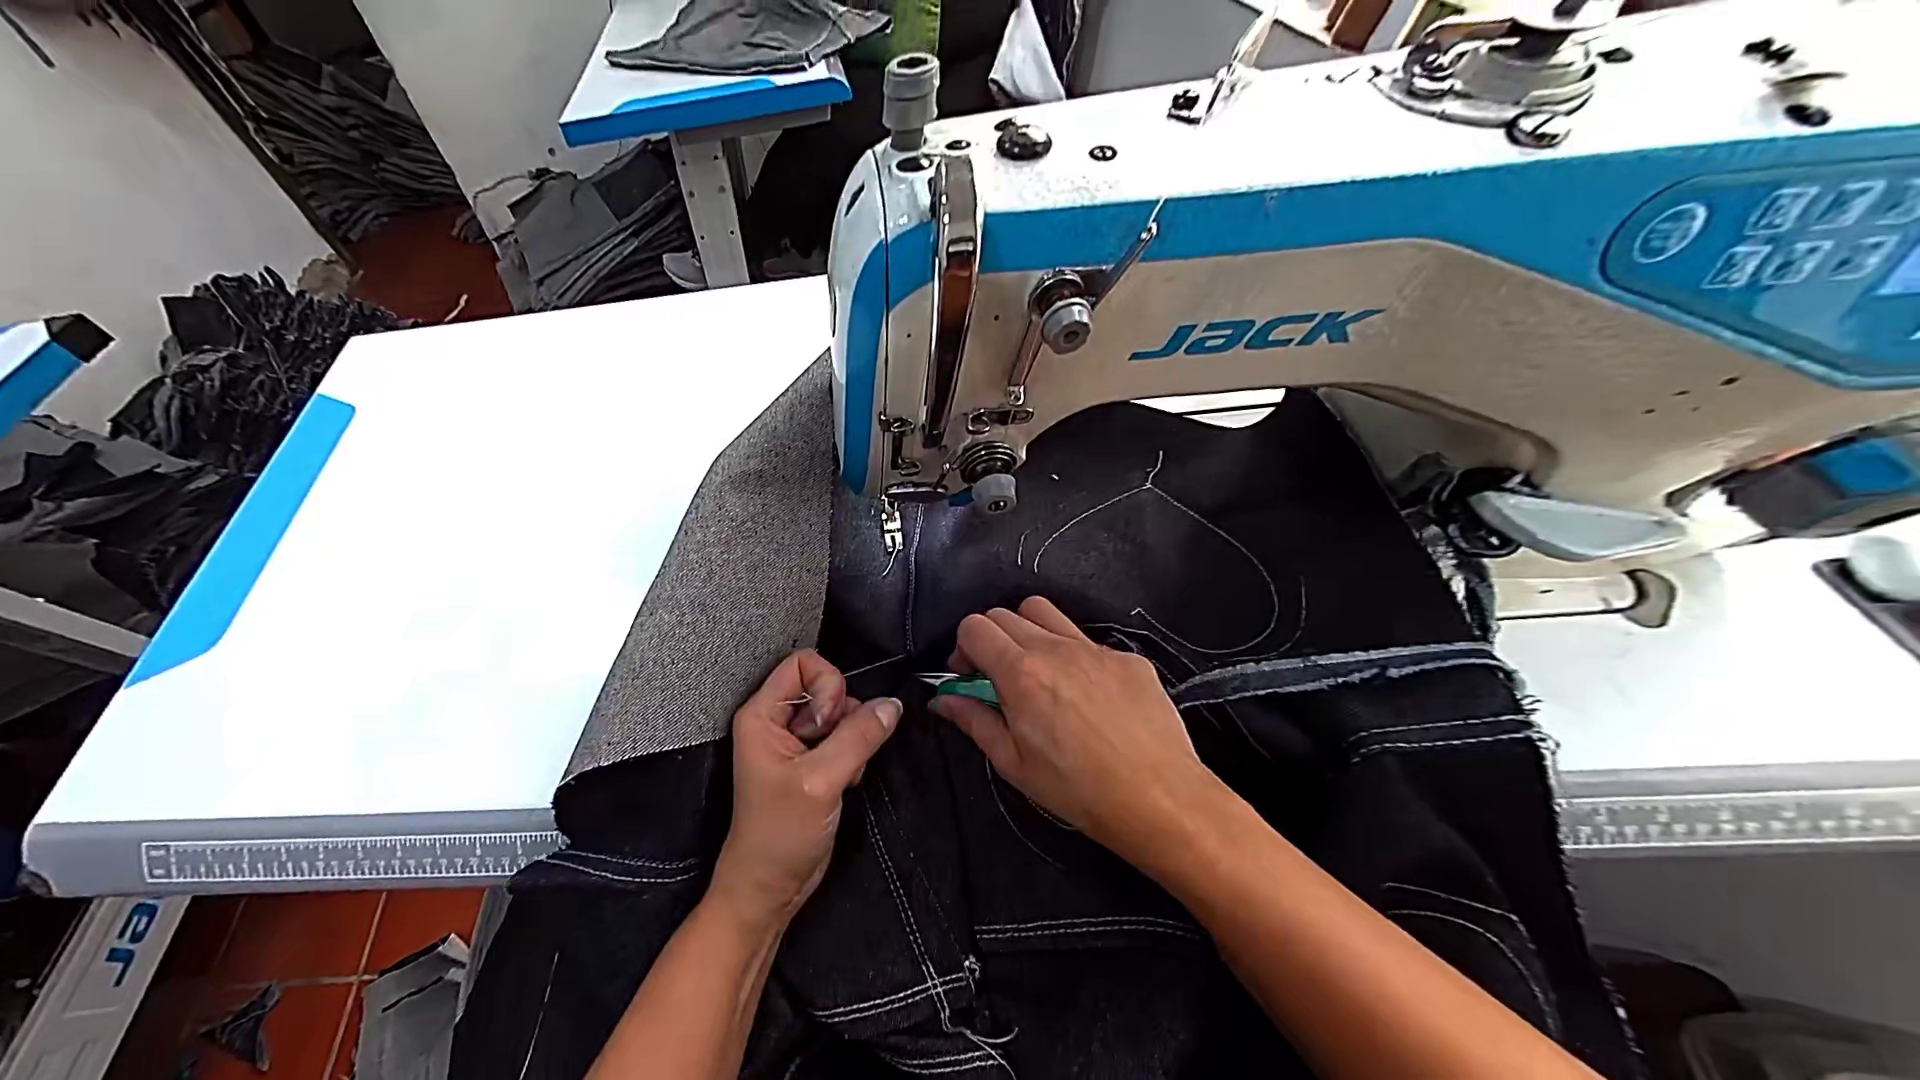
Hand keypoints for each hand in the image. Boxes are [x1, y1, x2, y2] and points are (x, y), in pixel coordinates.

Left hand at [708, 649, 901, 927]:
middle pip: (828, 685)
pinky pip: (849, 735)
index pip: (802, 663)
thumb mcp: (820, 781)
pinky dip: (855, 753)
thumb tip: (892, 704)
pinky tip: (844, 781)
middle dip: (843, 716)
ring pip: (843, 711)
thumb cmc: (779, 835)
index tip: (826, 725)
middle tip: (832, 753)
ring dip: (853, 738)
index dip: (826, 686)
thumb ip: (859, 737)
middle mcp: (778, 721)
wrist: (771, 886)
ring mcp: (798, 741)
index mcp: (761, 714)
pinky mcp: (816, 760)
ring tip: (838, 772)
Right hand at [928, 597, 1223, 860]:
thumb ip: (974, 721)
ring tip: (1035, 672)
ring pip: (1045, 612)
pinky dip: (1072, 655)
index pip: (974, 627)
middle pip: (1005, 614)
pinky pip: (1087, 640)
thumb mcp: (1014, 763)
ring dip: (1027, 632)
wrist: (1158, 797)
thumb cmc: (1081, 790)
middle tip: (996, 677)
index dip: (963, 649)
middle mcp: (1056, 649)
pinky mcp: (1126, 657)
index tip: (968, 676)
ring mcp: (1095, 649)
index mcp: (1021, 674)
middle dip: (990, 639)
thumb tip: (944, 700)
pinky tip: (1083, 694)